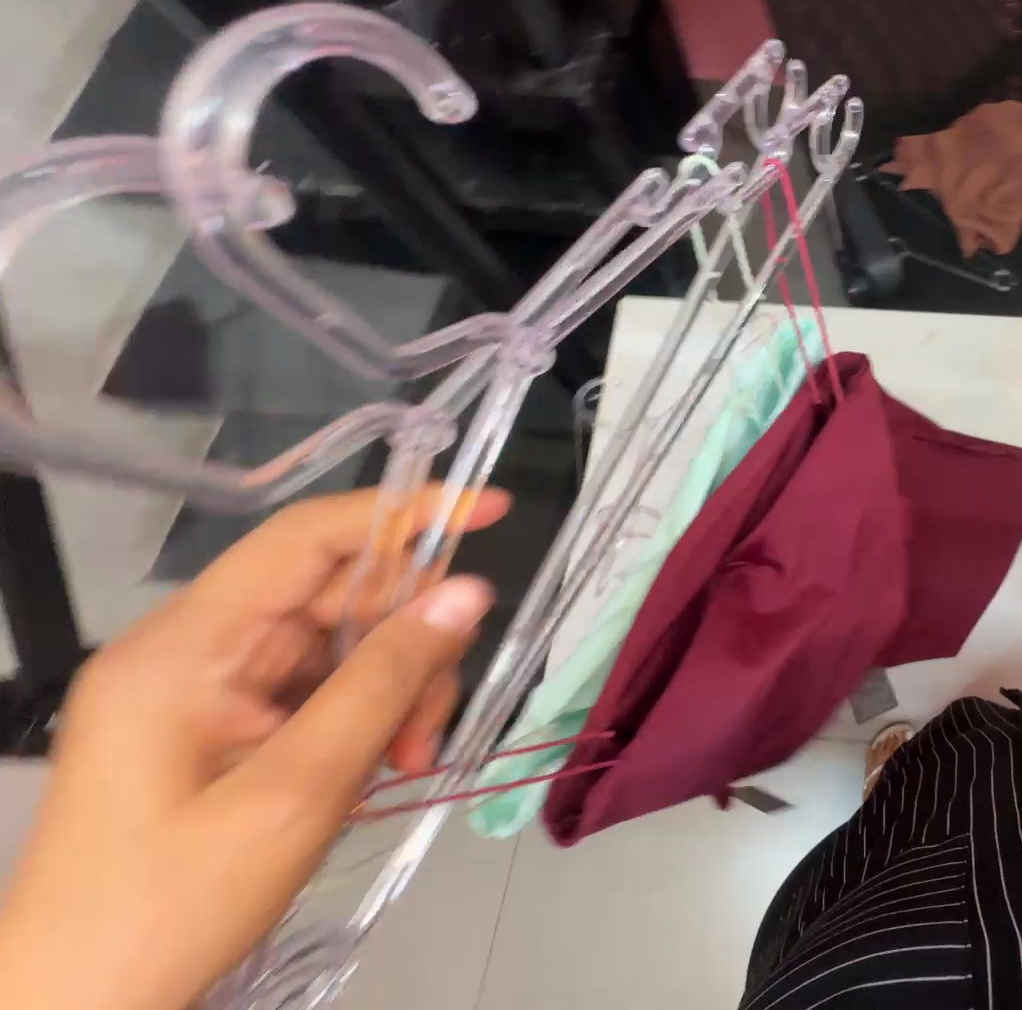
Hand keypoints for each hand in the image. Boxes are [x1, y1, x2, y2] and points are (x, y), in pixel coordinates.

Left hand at [0, 488, 507, 1009]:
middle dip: (412, 643)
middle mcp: (202, 646)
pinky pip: (341, 681)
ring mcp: (221, 682)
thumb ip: (388, 678)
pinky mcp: (241, 715)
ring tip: (410, 757)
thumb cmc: (175, 900)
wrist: (85, 1005)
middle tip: (433, 717)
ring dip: (405, 688)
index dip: (404, 511)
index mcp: (188, 646)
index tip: (490, 508)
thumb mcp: (302, 785)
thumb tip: (470, 591)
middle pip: (346, 594)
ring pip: (356, 640)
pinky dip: (384, 712)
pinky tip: (392, 761)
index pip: (309, 538)